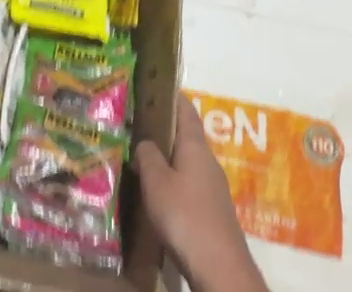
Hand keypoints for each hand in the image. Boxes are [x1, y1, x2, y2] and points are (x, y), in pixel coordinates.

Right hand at [135, 92, 270, 291]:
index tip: (151, 84)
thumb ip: (148, 155)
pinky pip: (186, 182)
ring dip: (164, 154)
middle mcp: (207, 162)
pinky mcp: (209, 209)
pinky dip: (169, 177)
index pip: (185, 110)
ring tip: (136, 151)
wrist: (218, 267)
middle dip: (162, 126)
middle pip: (185, 135)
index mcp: (195, 147)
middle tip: (133, 119)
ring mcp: (211, 187)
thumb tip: (145, 141)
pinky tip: (151, 187)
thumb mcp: (156, 181)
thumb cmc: (185, 215)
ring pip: (184, 160)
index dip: (170, 95)